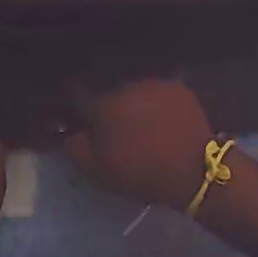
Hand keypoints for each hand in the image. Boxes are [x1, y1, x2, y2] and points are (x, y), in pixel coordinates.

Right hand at [65, 79, 214, 208]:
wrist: (194, 171)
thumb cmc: (140, 173)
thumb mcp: (97, 170)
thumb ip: (73, 146)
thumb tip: (63, 130)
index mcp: (101, 106)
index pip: (74, 94)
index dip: (72, 106)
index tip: (75, 117)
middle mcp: (124, 86)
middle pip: (105, 92)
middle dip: (105, 106)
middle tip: (114, 128)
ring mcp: (152, 84)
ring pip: (132, 90)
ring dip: (131, 102)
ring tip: (141, 123)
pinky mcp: (175, 87)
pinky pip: (155, 91)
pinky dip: (154, 101)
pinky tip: (160, 118)